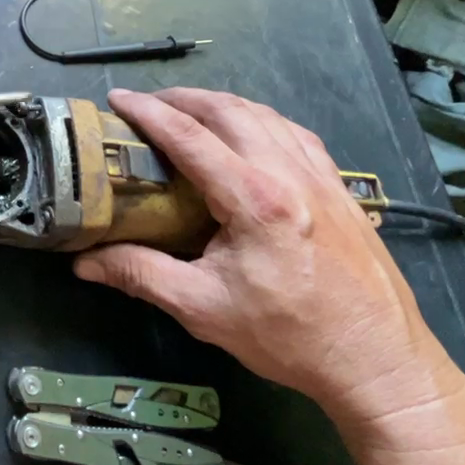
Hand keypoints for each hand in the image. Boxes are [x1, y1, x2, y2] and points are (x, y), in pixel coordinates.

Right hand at [72, 88, 464, 425]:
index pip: (189, 136)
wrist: (382, 367)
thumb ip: (140, 274)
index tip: (116, 98)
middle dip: (181, 98)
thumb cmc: (290, 337)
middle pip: (228, 110)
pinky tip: (248, 134)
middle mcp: (289, 174)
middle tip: (146, 104)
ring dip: (220, 104)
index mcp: (254, 199)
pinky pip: (295, 134)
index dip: (148, 111)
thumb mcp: (203, 309)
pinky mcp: (342, 190)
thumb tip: (82, 263)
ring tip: (188, 112)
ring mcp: (322, 178)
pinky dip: (260, 120)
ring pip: (265, 115)